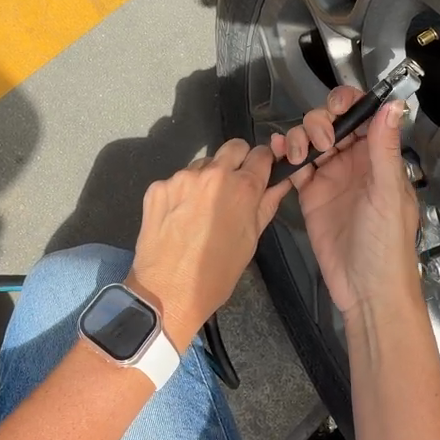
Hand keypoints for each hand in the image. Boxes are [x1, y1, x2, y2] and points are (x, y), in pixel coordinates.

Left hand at [127, 139, 289, 349]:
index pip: (261, 154)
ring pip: (203, 164)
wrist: (166, 292)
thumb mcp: (251, 240)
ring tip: (201, 209)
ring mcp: (181, 177)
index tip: (260, 171)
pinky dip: (181, 193)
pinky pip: (176, 180)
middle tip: (233, 185)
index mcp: (242, 187)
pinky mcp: (158, 187)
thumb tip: (282, 182)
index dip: (263, 162)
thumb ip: (266, 205)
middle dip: (238, 159)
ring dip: (207, 178)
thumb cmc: (216, 273)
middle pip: (233, 147)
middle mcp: (213, 174)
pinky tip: (179, 217)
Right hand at [270, 87, 420, 314]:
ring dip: (299, 136)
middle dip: (320, 121)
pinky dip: (283, 153)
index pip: (365, 116)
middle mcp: (354, 162)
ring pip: (310, 139)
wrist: (366, 290)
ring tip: (297, 154)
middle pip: (332, 122)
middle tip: (321, 142)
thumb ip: (384, 149)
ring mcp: (329, 176)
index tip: (337, 105)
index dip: (350, 103)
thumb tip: (393, 105)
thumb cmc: (387, 245)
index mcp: (379, 158)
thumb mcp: (387, 194)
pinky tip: (277, 151)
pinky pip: (294, 165)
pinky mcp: (309, 193)